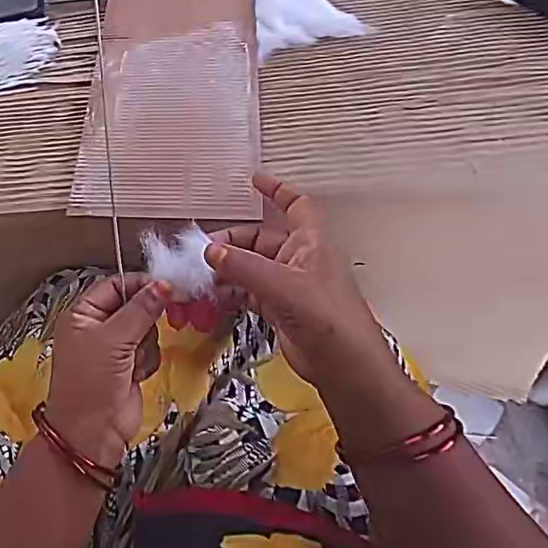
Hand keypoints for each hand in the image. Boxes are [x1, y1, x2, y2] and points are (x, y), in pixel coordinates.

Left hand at [44, 274, 167, 467]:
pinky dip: (147, 360)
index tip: (166, 287)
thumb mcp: (113, 340)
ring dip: (145, 344)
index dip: (139, 284)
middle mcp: (97, 326)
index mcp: (82, 313)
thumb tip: (163, 285)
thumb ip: (140, 310)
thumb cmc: (90, 383)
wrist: (93, 433)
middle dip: (144, 320)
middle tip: (147, 330)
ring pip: (146, 328)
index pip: (115, 284)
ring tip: (132, 362)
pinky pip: (150, 349)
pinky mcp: (129, 365)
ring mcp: (114, 347)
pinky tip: (136, 374)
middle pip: (135, 306)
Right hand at [203, 175, 401, 393]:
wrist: (345, 366)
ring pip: (250, 267)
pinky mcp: (279, 309)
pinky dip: (230, 291)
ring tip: (202, 276)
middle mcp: (299, 260)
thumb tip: (212, 252)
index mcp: (310, 244)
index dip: (277, 190)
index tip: (254, 181)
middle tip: (204, 252)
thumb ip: (244, 266)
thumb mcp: (283, 286)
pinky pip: (248, 291)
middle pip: (259, 240)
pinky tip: (213, 296)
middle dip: (231, 243)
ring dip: (227, 269)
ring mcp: (288, 286)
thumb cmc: (329, 320)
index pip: (295, 205)